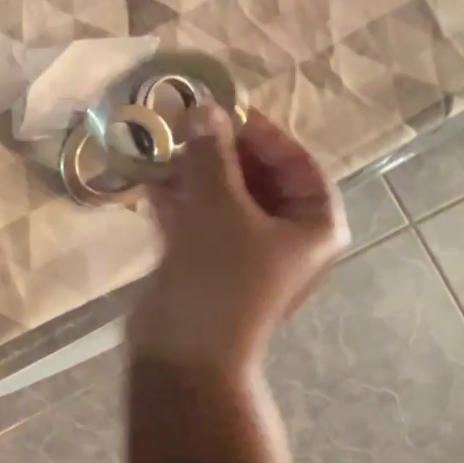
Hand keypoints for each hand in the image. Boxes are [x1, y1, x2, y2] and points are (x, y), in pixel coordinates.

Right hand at [130, 107, 346, 375]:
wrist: (181, 353)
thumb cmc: (216, 281)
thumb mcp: (216, 210)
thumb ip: (210, 157)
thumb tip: (203, 108)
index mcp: (314, 224)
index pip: (297, 163)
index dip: (261, 134)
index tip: (223, 112)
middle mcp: (284, 238)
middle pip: (258, 182)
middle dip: (221, 155)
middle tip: (185, 131)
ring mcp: (241, 256)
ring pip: (222, 203)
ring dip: (193, 178)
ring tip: (161, 153)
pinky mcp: (203, 270)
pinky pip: (195, 225)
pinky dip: (176, 205)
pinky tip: (149, 185)